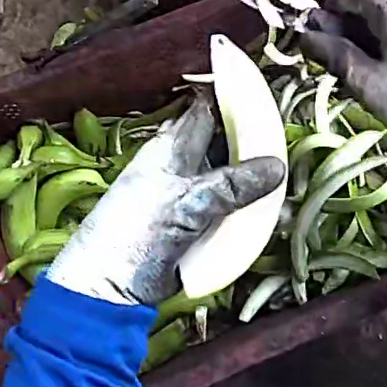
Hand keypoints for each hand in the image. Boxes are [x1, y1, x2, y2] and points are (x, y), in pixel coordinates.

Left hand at [44, 98, 285, 306]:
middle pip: (219, 139)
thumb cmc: (136, 236)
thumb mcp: (189, 206)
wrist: (105, 286)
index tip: (266, 99)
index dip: (233, 99)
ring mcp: (182, 192)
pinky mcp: (186, 220)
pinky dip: (241, 203)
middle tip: (281, 144)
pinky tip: (260, 211)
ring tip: (280, 177)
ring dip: (247, 174)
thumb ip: (232, 185)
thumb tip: (276, 165)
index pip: (208, 109)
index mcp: (173, 146)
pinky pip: (221, 202)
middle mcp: (178, 162)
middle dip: (249, 140)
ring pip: (222, 171)